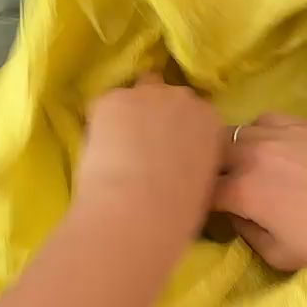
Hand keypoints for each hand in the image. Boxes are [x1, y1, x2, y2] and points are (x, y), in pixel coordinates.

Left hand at [73, 74, 224, 242]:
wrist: (138, 210)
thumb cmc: (177, 212)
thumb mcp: (201, 186)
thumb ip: (194, 162)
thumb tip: (180, 165)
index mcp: (210, 120)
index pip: (194, 113)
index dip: (176, 130)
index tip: (166, 149)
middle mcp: (183, 98)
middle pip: (164, 96)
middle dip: (153, 115)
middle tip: (139, 147)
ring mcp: (146, 95)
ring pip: (132, 97)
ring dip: (125, 115)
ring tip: (114, 147)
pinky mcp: (112, 100)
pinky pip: (102, 107)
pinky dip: (97, 124)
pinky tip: (97, 150)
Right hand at [214, 113, 306, 271]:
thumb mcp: (286, 255)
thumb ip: (250, 236)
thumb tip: (237, 219)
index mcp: (245, 190)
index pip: (202, 191)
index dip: (195, 203)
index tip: (200, 211)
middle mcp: (255, 152)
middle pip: (210, 152)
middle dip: (207, 169)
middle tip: (217, 186)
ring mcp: (281, 131)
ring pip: (237, 131)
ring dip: (231, 148)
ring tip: (241, 164)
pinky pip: (267, 120)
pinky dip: (260, 134)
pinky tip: (274, 149)